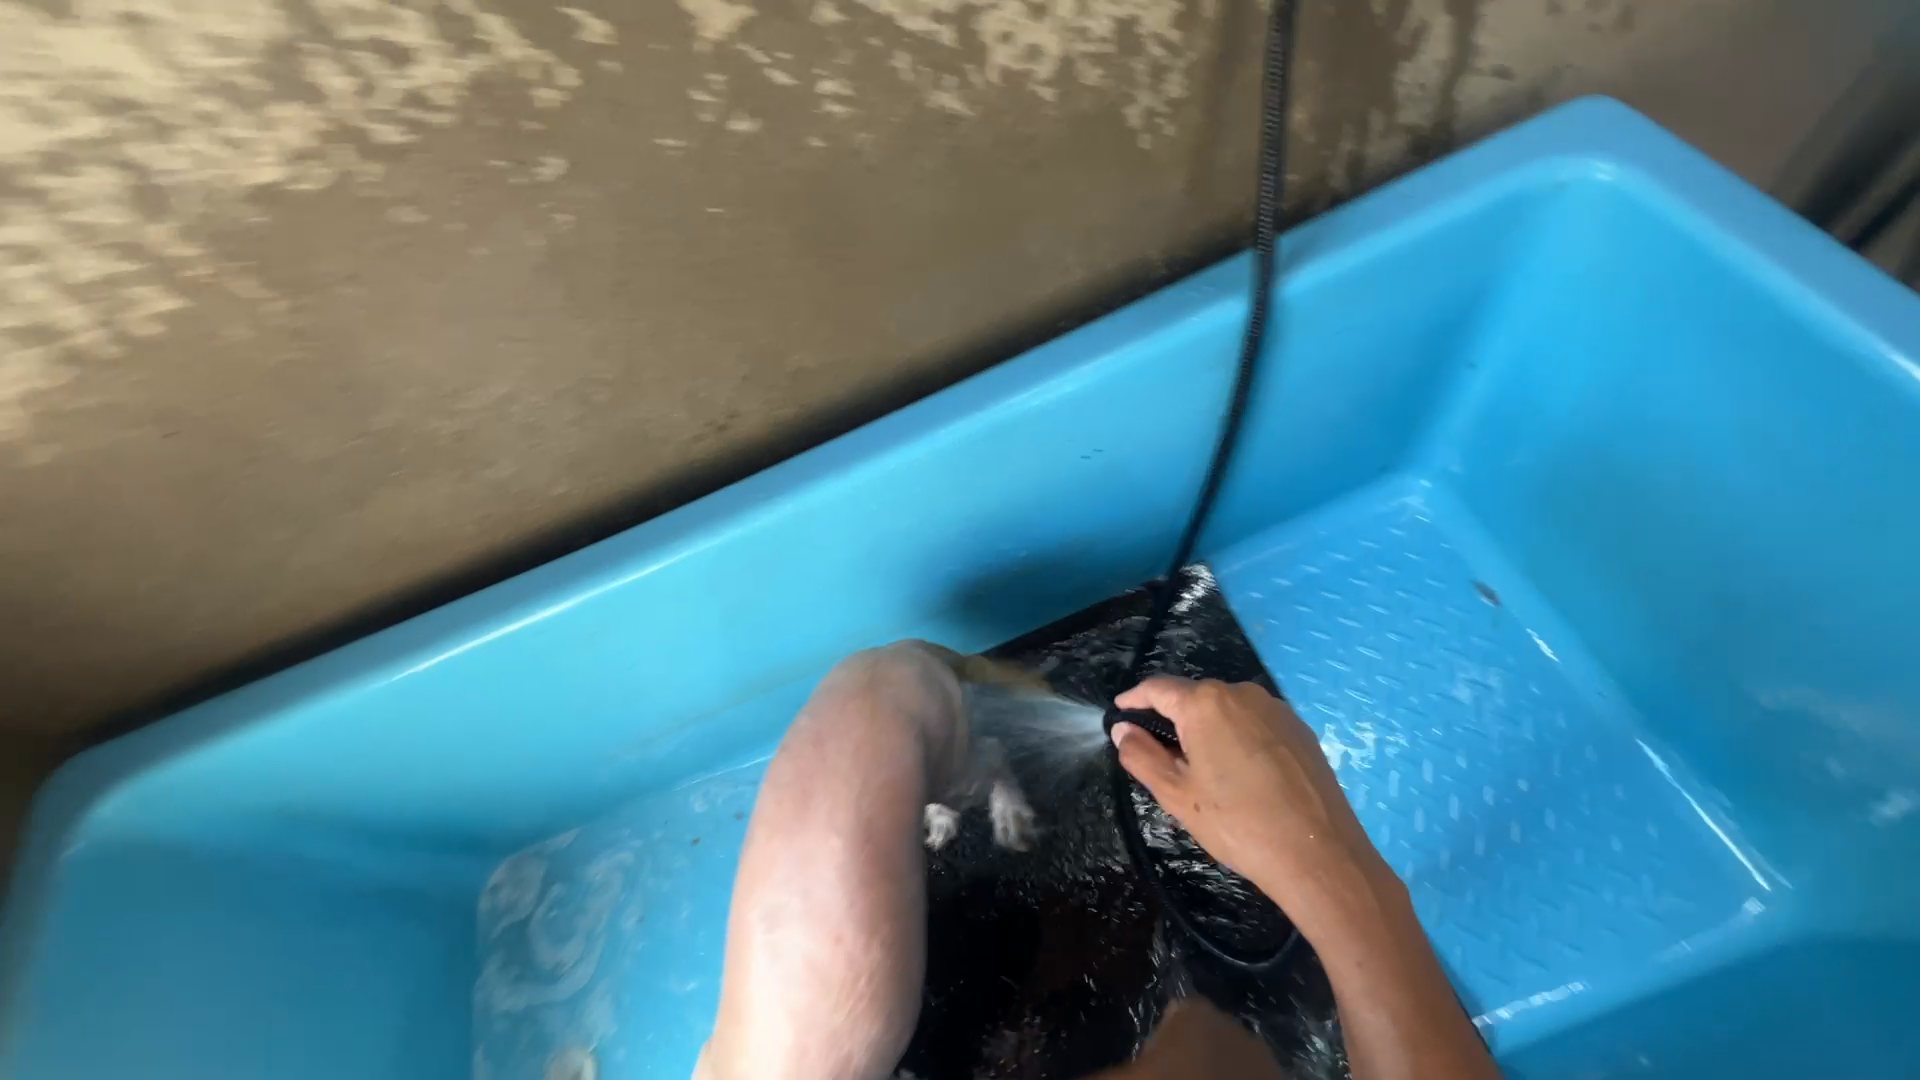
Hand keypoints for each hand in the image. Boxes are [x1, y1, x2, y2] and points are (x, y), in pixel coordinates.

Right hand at [1110, 677, 1392, 926]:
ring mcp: (1276, 710)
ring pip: (1226, 710)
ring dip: (1206, 727)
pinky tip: (1239, 771)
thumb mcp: (1177, 794)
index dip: (1134, 699)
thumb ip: (1142, 756)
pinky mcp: (1300, 730)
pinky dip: (1237, 736)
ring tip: (1199, 764)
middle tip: (1157, 749)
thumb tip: (1123, 730)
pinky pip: (1254, 723)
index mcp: (1205, 704)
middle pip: (1194, 697)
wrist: (1320, 856)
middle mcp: (1241, 693)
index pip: (1158, 688)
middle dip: (1172, 716)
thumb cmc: (1237, 823)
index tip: (1120, 711)